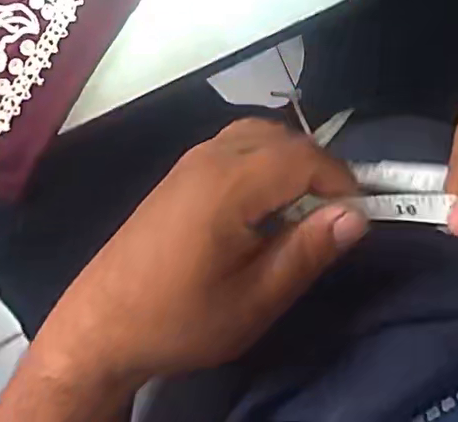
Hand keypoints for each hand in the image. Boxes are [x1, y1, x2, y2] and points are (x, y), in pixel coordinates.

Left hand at [30, 118, 367, 390]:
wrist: (100, 324)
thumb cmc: (180, 318)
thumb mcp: (252, 300)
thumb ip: (306, 252)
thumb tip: (356, 217)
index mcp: (230, 183)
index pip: (303, 157)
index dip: (339, 178)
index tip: (356, 215)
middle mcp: (213, 155)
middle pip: (285, 138)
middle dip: (319, 169)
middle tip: (333, 216)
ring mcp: (195, 157)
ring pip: (262, 134)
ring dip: (292, 160)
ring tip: (302, 207)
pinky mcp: (184, 167)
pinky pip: (239, 141)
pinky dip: (266, 156)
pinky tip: (264, 198)